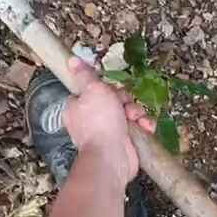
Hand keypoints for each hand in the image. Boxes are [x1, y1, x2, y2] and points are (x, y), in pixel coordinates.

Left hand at [62, 59, 153, 188]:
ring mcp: (107, 131)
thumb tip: (72, 59)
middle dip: (124, 100)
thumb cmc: (99, 121)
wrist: (111, 156)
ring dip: (136, 112)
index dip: (105, 88)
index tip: (111, 89)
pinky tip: (145, 127)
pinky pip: (136, 127)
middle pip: (113, 99)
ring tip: (136, 119)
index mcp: (77, 107)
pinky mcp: (123, 141)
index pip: (92, 90)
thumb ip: (85, 75)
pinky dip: (143, 125)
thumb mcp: (93, 90)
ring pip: (127, 111)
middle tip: (124, 104)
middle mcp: (90, 119)